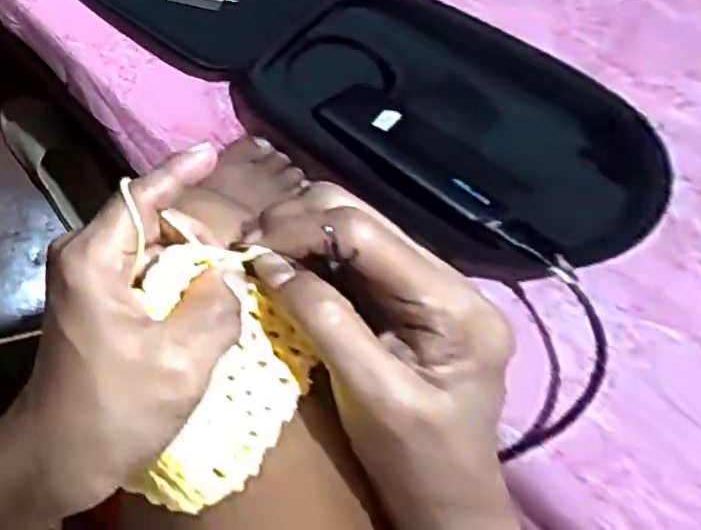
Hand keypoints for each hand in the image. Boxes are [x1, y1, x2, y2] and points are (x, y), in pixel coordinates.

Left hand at [4, 144, 242, 517]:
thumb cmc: (115, 406)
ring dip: (184, 261)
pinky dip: (169, 280)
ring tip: (221, 290)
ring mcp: (81, 272)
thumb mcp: (180, 362)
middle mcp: (79, 252)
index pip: (137, 198)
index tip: (208, 149)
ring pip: (143, 247)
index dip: (175, 173)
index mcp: (90, 256)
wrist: (60, 447)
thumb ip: (211, 307)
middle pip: (144, 221)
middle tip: (231, 268)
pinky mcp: (88, 294)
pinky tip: (198, 304)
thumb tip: (223, 274)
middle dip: (191, 235)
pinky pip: (135, 271)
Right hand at [248, 183, 516, 529]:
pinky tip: (280, 266)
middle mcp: (440, 275)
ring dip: (289, 227)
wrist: (444, 493)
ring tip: (260, 259)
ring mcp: (415, 275)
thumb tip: (266, 263)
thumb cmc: (417, 453)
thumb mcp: (373, 394)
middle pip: (346, 208)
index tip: (250, 256)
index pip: (358, 228)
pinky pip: (334, 238)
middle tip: (249, 254)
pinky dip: (297, 243)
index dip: (295, 229)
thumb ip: (324, 320)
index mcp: (451, 302)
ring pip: (336, 213)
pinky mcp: (390, 281)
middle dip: (287, 222)